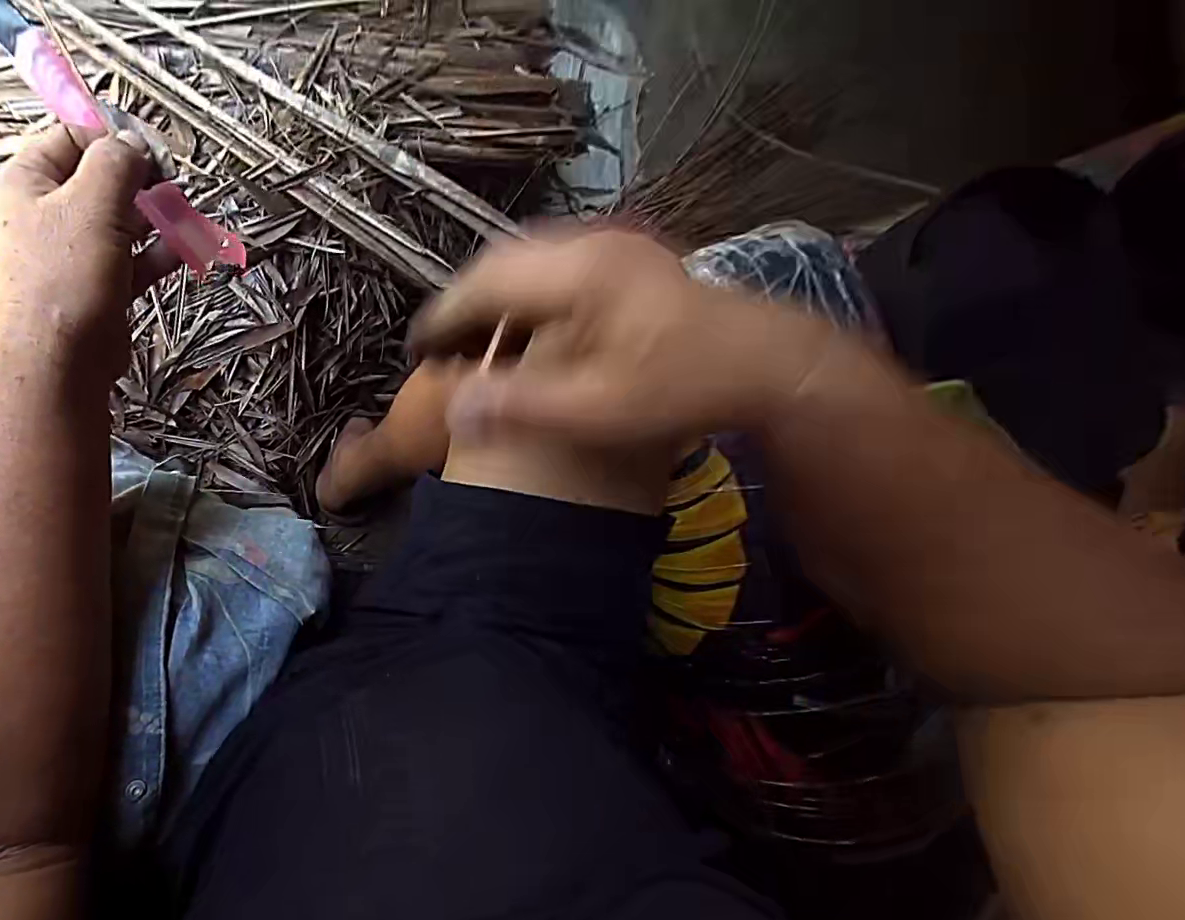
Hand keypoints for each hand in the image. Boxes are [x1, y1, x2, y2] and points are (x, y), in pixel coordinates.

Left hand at [0, 124, 179, 387]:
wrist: (62, 360)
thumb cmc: (67, 279)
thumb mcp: (93, 204)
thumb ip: (116, 163)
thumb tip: (135, 143)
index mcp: (31, 182)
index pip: (72, 137)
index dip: (113, 138)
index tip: (152, 153)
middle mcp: (50, 215)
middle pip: (102, 181)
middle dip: (143, 182)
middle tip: (173, 189)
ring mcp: (77, 254)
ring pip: (123, 223)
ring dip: (157, 219)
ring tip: (187, 219)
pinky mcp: (101, 287)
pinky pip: (134, 260)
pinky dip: (159, 253)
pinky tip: (185, 249)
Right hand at [408, 227, 842, 449]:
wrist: (768, 364)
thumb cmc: (681, 390)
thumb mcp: (596, 410)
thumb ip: (520, 406)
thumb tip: (453, 407)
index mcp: (580, 274)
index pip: (487, 283)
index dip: (444, 316)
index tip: (416, 348)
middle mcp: (592, 244)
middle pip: (502, 261)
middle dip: (463, 302)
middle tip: (440, 344)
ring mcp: (613, 244)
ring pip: (527, 258)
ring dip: (492, 294)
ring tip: (471, 335)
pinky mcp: (626, 257)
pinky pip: (554, 264)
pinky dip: (524, 291)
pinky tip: (521, 323)